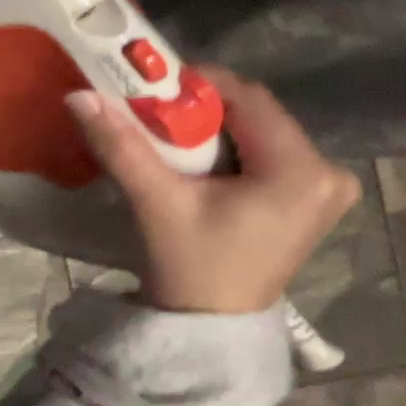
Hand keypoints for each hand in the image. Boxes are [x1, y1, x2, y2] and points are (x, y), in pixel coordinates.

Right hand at [65, 67, 360, 313]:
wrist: (206, 321)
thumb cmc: (187, 261)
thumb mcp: (154, 199)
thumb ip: (120, 145)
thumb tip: (78, 96)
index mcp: (303, 170)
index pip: (250, 99)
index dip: (196, 84)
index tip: (147, 87)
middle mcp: (327, 172)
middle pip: (254, 117)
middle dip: (198, 111)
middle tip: (146, 115)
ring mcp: (322, 189)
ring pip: (256, 136)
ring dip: (207, 131)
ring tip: (161, 141)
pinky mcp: (306, 203)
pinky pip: (262, 157)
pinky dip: (222, 152)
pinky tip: (189, 166)